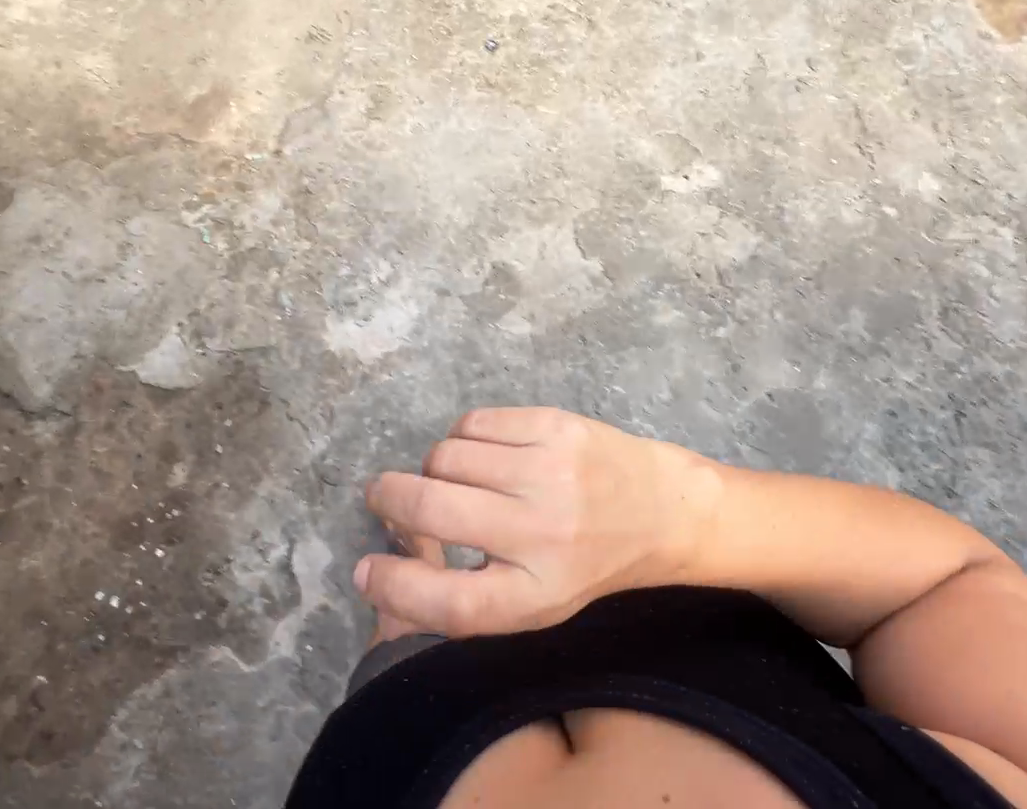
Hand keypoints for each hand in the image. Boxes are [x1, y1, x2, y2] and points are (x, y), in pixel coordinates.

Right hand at [354, 407, 722, 636]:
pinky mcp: (555, 426)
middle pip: (429, 509)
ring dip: (436, 469)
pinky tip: (488, 454)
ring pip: (444, 457)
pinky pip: (472, 423)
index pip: (445, 601)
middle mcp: (540, 534)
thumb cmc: (585, 564)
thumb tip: (376, 573)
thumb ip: (461, 597)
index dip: (392, 586)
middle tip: (386, 497)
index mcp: (534, 595)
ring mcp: (548, 471)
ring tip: (463, 480)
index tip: (365, 569)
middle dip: (389, 497)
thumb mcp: (532, 603)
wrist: (661, 510)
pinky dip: (464, 439)